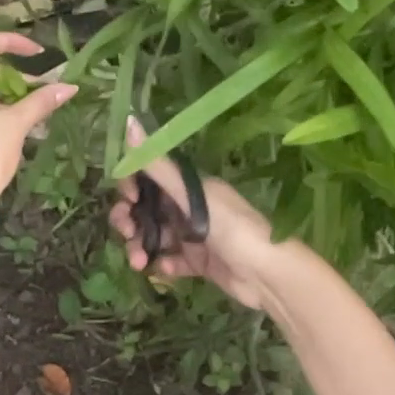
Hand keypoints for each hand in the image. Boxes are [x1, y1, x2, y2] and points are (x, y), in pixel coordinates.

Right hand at [110, 117, 280, 310]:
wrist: (268, 274)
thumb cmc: (232, 225)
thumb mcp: (190, 193)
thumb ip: (157, 164)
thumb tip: (129, 120)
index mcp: (188, 186)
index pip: (149, 179)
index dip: (132, 188)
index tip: (129, 200)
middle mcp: (188, 207)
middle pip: (146, 209)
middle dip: (129, 220)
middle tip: (126, 233)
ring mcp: (193, 235)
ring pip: (155, 236)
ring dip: (140, 246)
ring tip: (138, 263)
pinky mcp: (198, 262)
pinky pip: (171, 260)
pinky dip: (162, 264)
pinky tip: (162, 270)